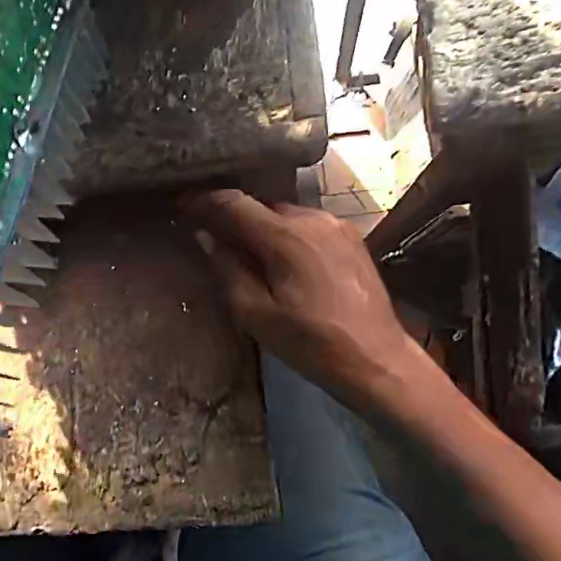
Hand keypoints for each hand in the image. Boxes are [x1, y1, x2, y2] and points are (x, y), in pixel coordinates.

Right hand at [182, 189, 425, 410]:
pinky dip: (288, 236)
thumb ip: (228, 271)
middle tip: (213, 237)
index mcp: (287, 236)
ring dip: (263, 227)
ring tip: (249, 253)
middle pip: (262, 206)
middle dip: (234, 218)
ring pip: (286, 215)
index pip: (235, 203)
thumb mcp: (257, 316)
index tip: (183, 207)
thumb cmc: (312, 343)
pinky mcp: (353, 238)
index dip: (204, 202)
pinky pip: (309, 226)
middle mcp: (313, 219)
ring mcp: (337, 225)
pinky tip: (284, 261)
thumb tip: (208, 239)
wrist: (377, 358)